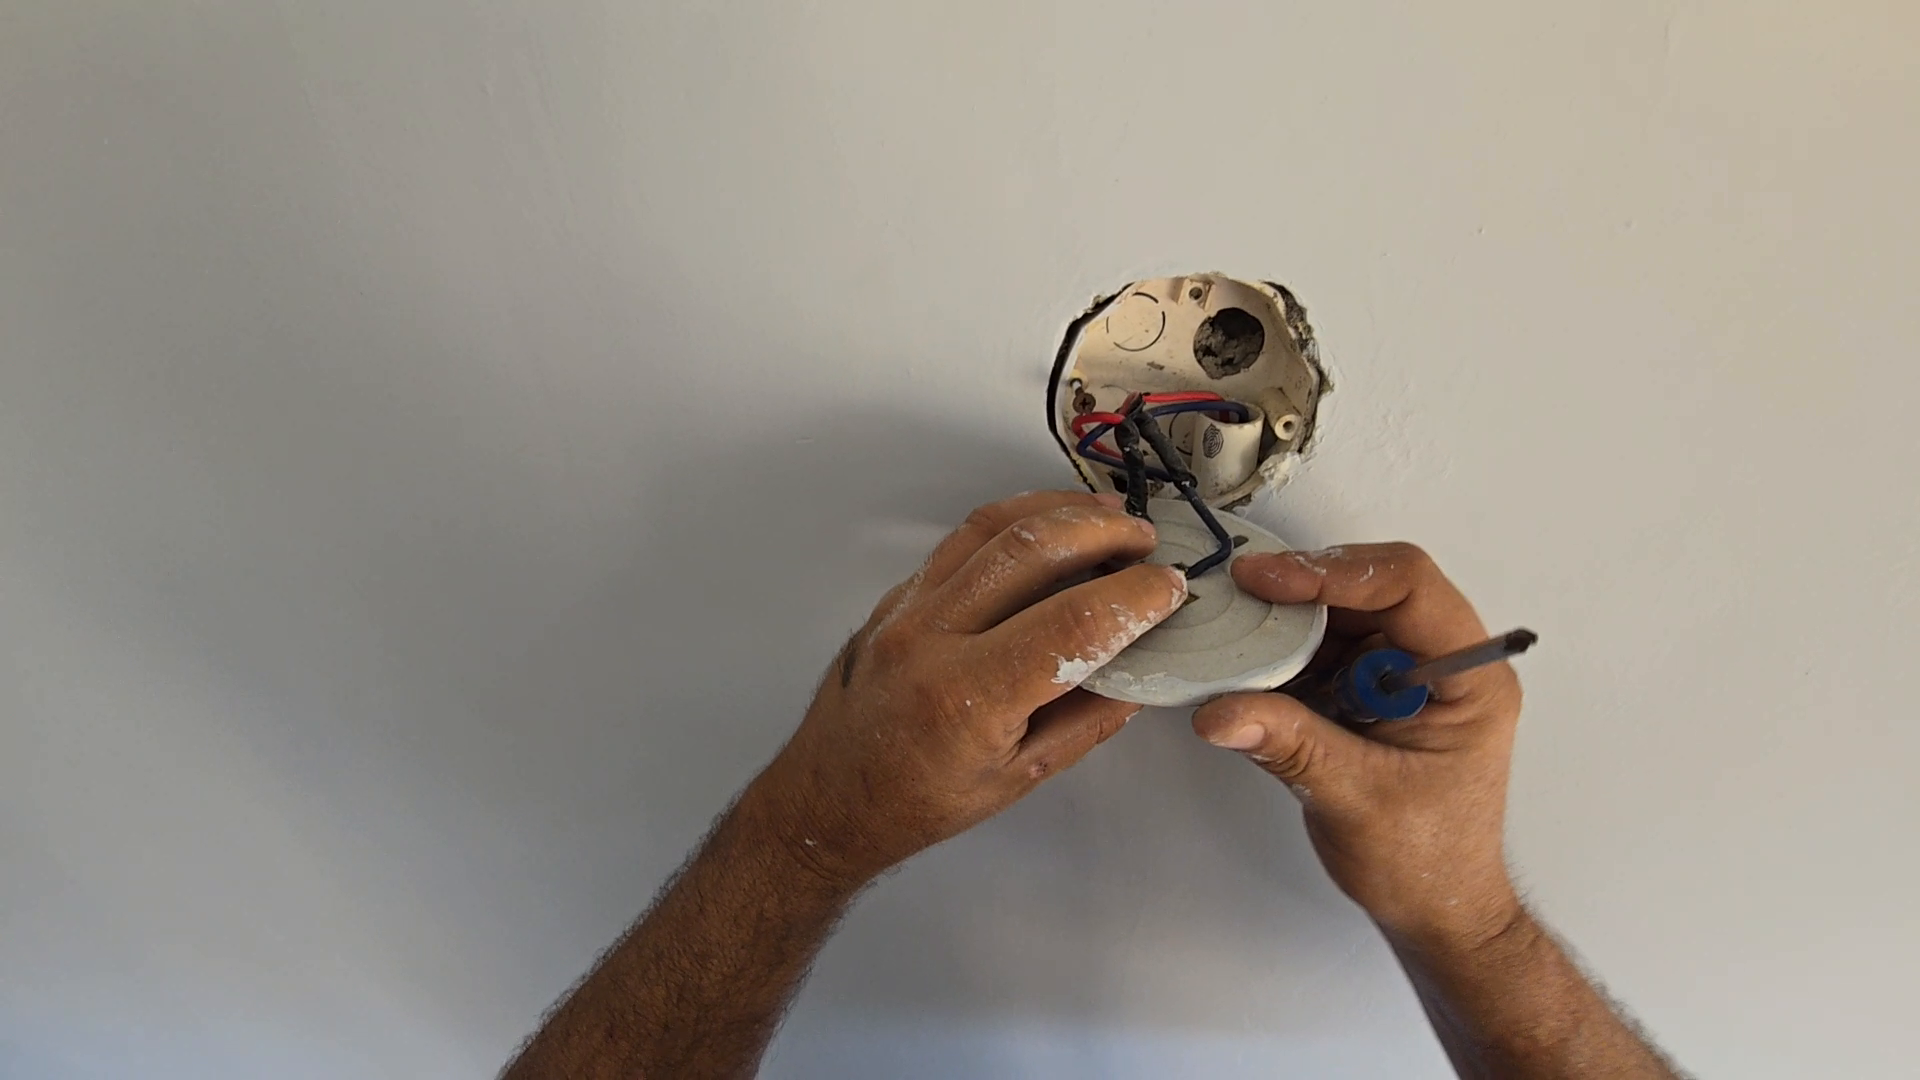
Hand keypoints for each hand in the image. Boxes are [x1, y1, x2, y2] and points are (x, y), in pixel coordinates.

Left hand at [751, 491, 1189, 888]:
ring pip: (989, 527)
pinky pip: (960, 540)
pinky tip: (1045, 523)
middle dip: (1101, 533)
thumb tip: (1136, 667)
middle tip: (1144, 538)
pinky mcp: (897, 594)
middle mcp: (930, 637)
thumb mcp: (1018, 777)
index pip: (1070, 625)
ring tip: (1105, 512)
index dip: (1132, 598)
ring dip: (1056, 509)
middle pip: (1029, 552)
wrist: (830, 794)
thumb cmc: (920, 800)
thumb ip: (1085, 720)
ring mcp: (906, 607)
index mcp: (966, 698)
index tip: (1169, 586)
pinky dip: (1011, 520)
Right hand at [1190, 544, 1523, 946]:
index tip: (1266, 580)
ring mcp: (1390, 670)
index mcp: (1463, 677)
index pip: (1408, 588)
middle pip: (1365, 587)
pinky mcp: (1354, 686)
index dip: (1336, 572)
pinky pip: (1309, 646)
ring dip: (1278, 615)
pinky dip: (1270, 647)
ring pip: (1331, 612)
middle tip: (1236, 589)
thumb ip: (1290, 746)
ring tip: (1227, 619)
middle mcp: (1431, 660)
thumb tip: (1217, 712)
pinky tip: (1236, 654)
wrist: (1429, 905)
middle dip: (1298, 586)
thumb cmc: (1426, 862)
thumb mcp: (1357, 800)